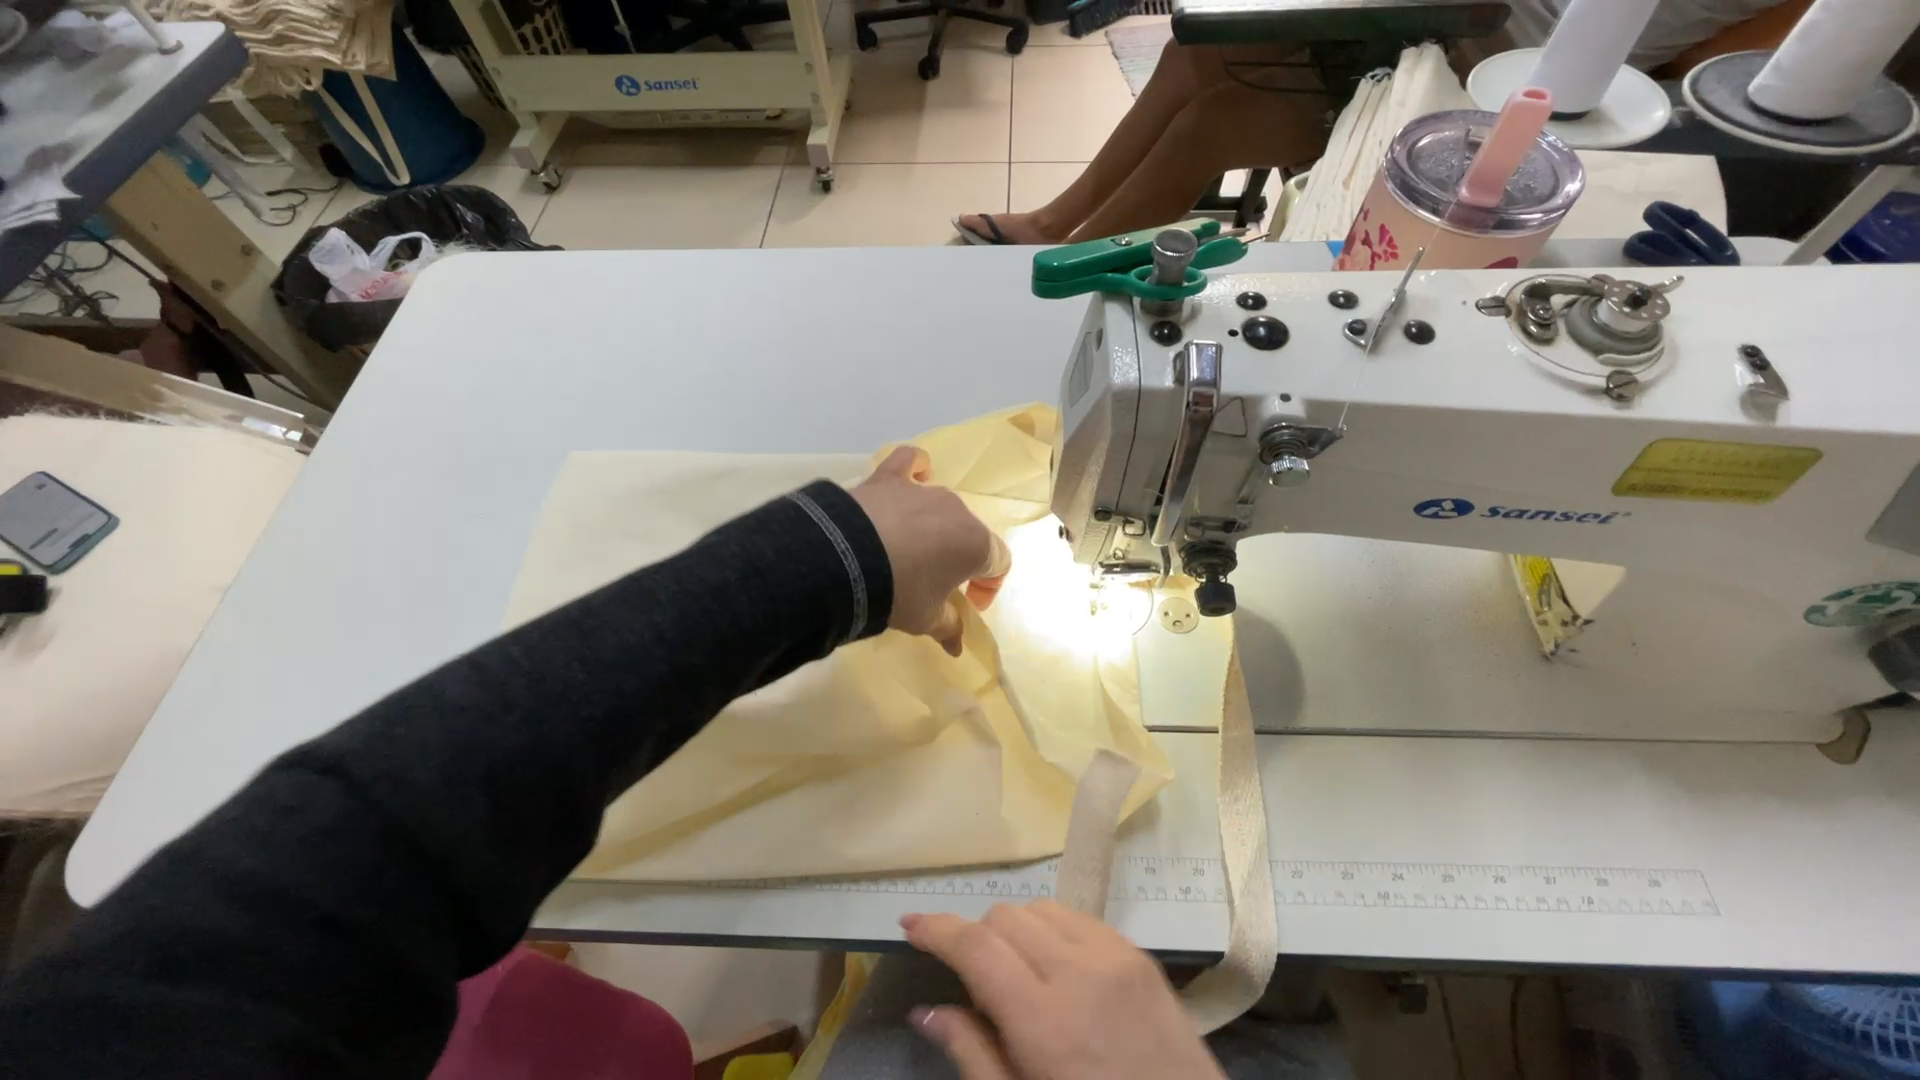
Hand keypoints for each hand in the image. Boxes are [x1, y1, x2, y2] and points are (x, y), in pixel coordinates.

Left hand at [851, 447, 1009, 656]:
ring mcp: (922, 491)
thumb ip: (948, 628)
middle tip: (935, 585)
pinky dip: (915, 467)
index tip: (965, 605)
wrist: (845, 561)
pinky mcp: (889, 479)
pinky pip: (910, 462)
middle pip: (968, 535)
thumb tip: (958, 647)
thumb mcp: (926, 619)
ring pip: (941, 507)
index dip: (986, 587)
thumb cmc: (899, 592)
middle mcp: (957, 511)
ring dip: (935, 529)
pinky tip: (915, 474)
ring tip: (911, 551)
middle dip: (958, 560)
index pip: (997, 564)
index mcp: (976, 544)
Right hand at [901, 902, 1226, 1079]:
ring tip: (1017, 975)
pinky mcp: (1140, 955)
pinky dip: (1053, 930)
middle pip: (1005, 917)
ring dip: (1015, 930)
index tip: (908, 925)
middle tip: (975, 984)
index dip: (937, 929)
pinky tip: (1056, 967)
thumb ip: (973, 1056)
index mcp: (1046, 1021)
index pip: (977, 947)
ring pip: (1040, 908)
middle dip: (977, 938)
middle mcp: (1080, 971)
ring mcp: (1116, 957)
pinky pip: (1080, 917)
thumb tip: (924, 1011)